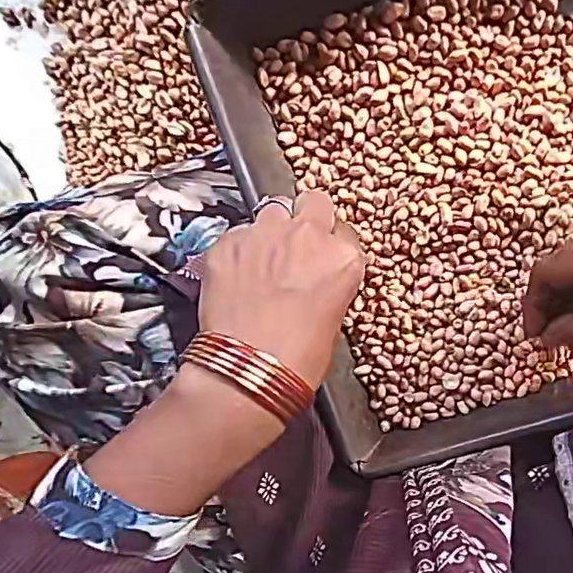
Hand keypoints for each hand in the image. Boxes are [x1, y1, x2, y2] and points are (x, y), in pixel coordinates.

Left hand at [198, 189, 365, 386]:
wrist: (250, 370)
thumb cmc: (297, 360)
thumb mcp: (333, 323)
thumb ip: (328, 286)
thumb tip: (313, 282)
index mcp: (343, 258)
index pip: (344, 232)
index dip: (331, 245)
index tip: (322, 259)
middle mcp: (308, 236)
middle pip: (314, 202)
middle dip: (307, 216)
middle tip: (297, 244)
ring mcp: (266, 234)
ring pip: (273, 210)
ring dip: (272, 229)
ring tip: (263, 260)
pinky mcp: (228, 242)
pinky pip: (237, 233)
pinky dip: (238, 249)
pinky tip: (237, 276)